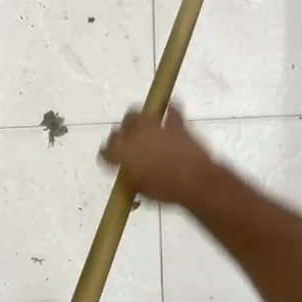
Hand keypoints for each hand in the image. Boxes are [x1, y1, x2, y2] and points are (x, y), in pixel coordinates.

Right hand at [101, 104, 219, 206]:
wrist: (195, 181)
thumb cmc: (164, 190)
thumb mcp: (139, 189)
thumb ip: (129, 177)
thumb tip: (126, 172)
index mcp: (122, 153)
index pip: (105, 150)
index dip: (107, 155)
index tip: (110, 160)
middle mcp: (134, 136)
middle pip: (120, 128)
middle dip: (121, 134)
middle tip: (126, 142)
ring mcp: (155, 127)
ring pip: (139, 115)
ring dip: (138, 120)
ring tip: (142, 127)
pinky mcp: (176, 124)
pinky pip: (171, 112)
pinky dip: (169, 111)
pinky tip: (169, 113)